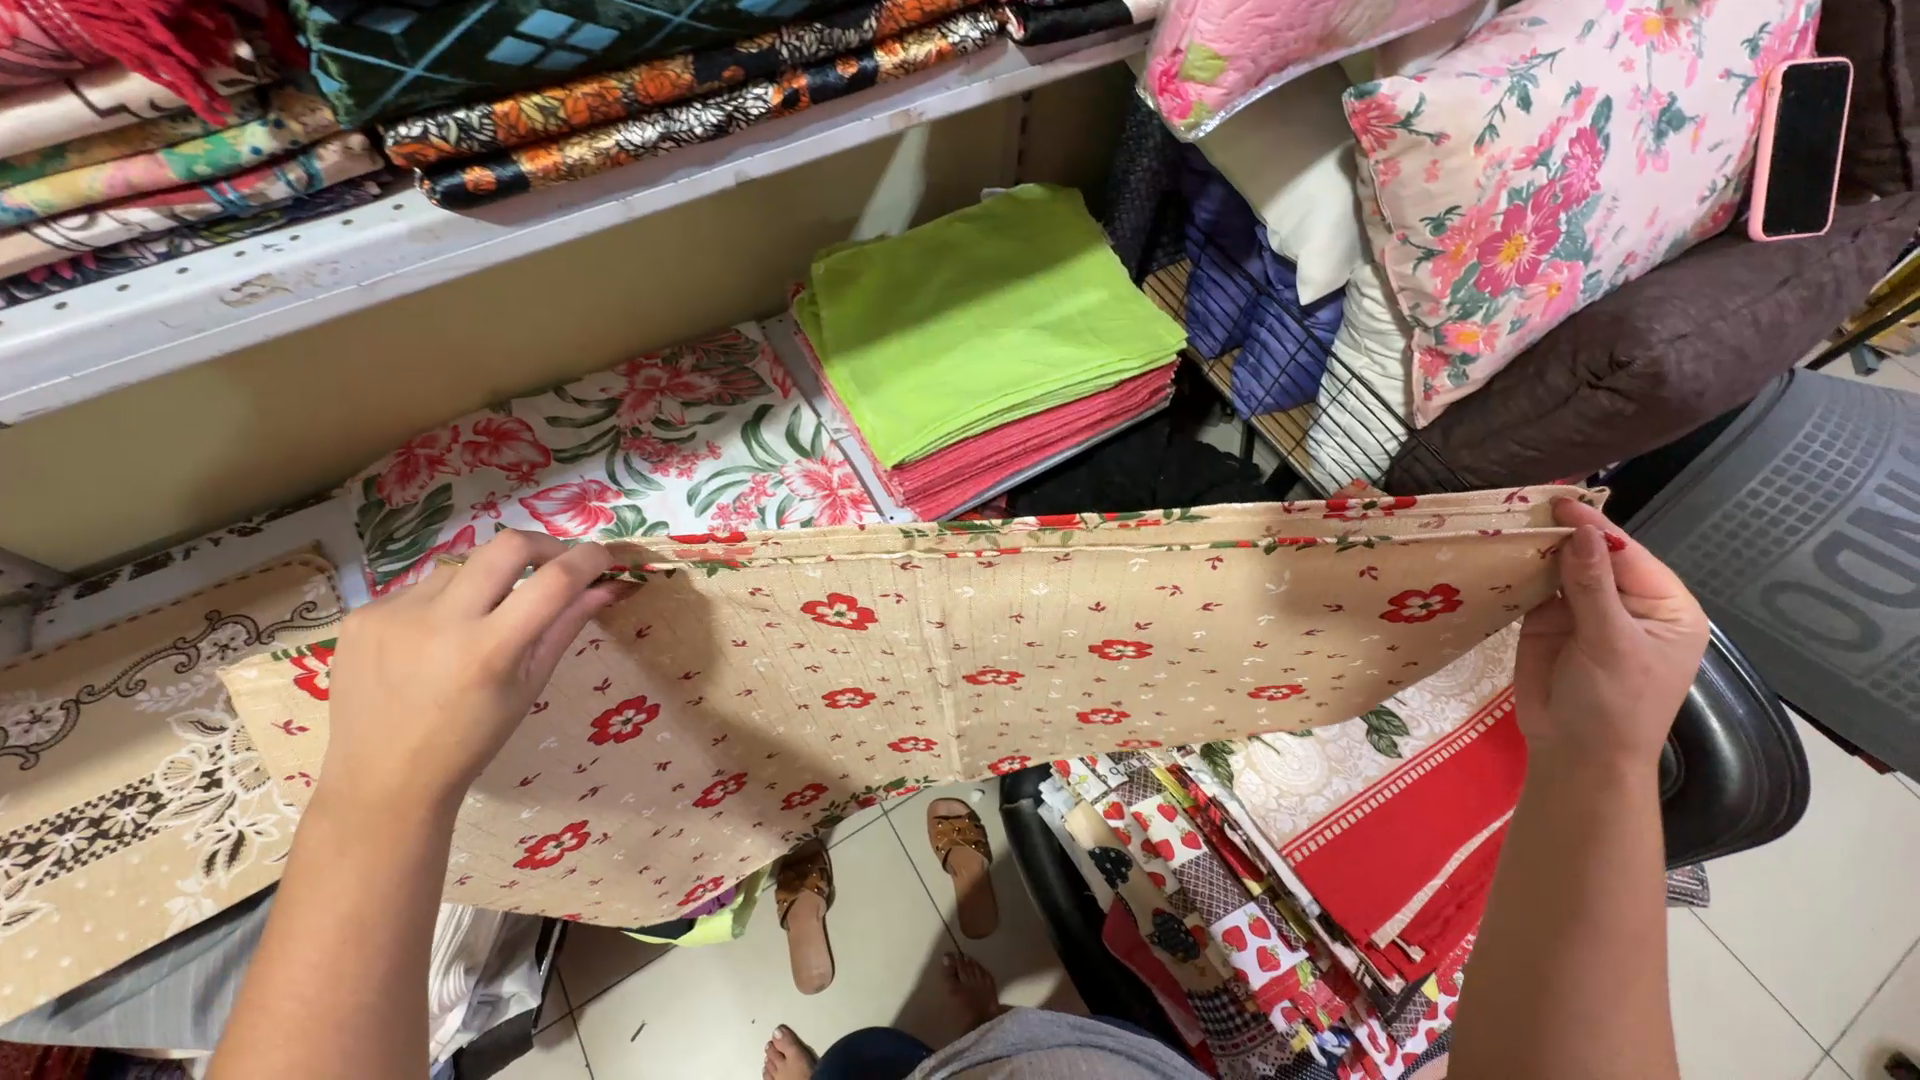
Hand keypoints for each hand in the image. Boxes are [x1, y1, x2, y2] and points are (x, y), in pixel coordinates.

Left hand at [319, 531, 626, 813]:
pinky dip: (443, 603)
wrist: (383, 779)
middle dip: (543, 546)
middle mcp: (441, 621)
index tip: (604, 557)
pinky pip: (421, 588)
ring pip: (462, 566)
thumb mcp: (530, 686)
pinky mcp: (363, 614)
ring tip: (481, 621)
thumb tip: (608, 586)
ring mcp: (394, 613)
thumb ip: (566, 626)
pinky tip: (433, 642)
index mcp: (490, 650)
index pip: (555, 580)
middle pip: (507, 545)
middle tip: (553, 566)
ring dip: (486, 581)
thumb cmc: (472, 740)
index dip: (589, 559)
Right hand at [1514, 498, 1709, 770]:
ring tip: (1504, 521)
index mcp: (1662, 606)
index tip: (1560, 502)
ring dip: (1534, 550)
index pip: (1626, 555)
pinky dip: (1514, 573)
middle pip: (1591, 556)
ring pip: (1557, 569)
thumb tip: (1582, 533)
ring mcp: (1581, 612)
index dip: (1595, 530)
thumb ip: (1592, 587)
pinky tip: (1495, 553)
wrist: (1574, 753)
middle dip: (1562, 534)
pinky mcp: (1544, 623)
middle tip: (1525, 503)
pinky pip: (1530, 589)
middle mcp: (1623, 602)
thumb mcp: (1610, 644)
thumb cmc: (1614, 704)